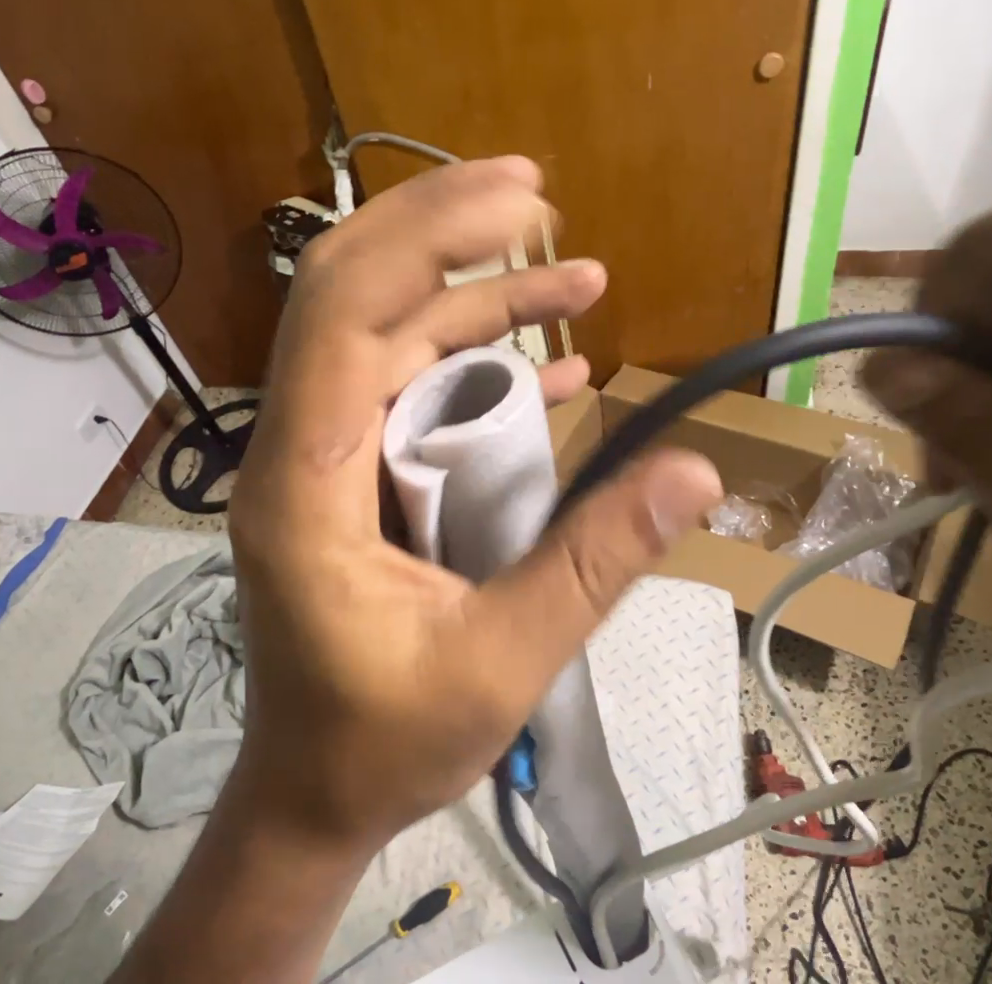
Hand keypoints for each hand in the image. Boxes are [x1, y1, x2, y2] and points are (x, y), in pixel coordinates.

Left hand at [227, 157, 721, 850]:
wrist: (314, 793)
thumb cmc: (384, 743)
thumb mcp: (501, 662)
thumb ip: (592, 563)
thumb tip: (694, 471)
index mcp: (306, 484)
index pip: (344, 313)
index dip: (428, 239)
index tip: (520, 205)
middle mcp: (297, 451)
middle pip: (350, 297)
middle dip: (440, 234)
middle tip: (534, 197)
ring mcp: (317, 462)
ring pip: (385, 341)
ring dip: (473, 300)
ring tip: (578, 277)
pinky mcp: (346, 481)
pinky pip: (403, 396)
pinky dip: (470, 368)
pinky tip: (554, 369)